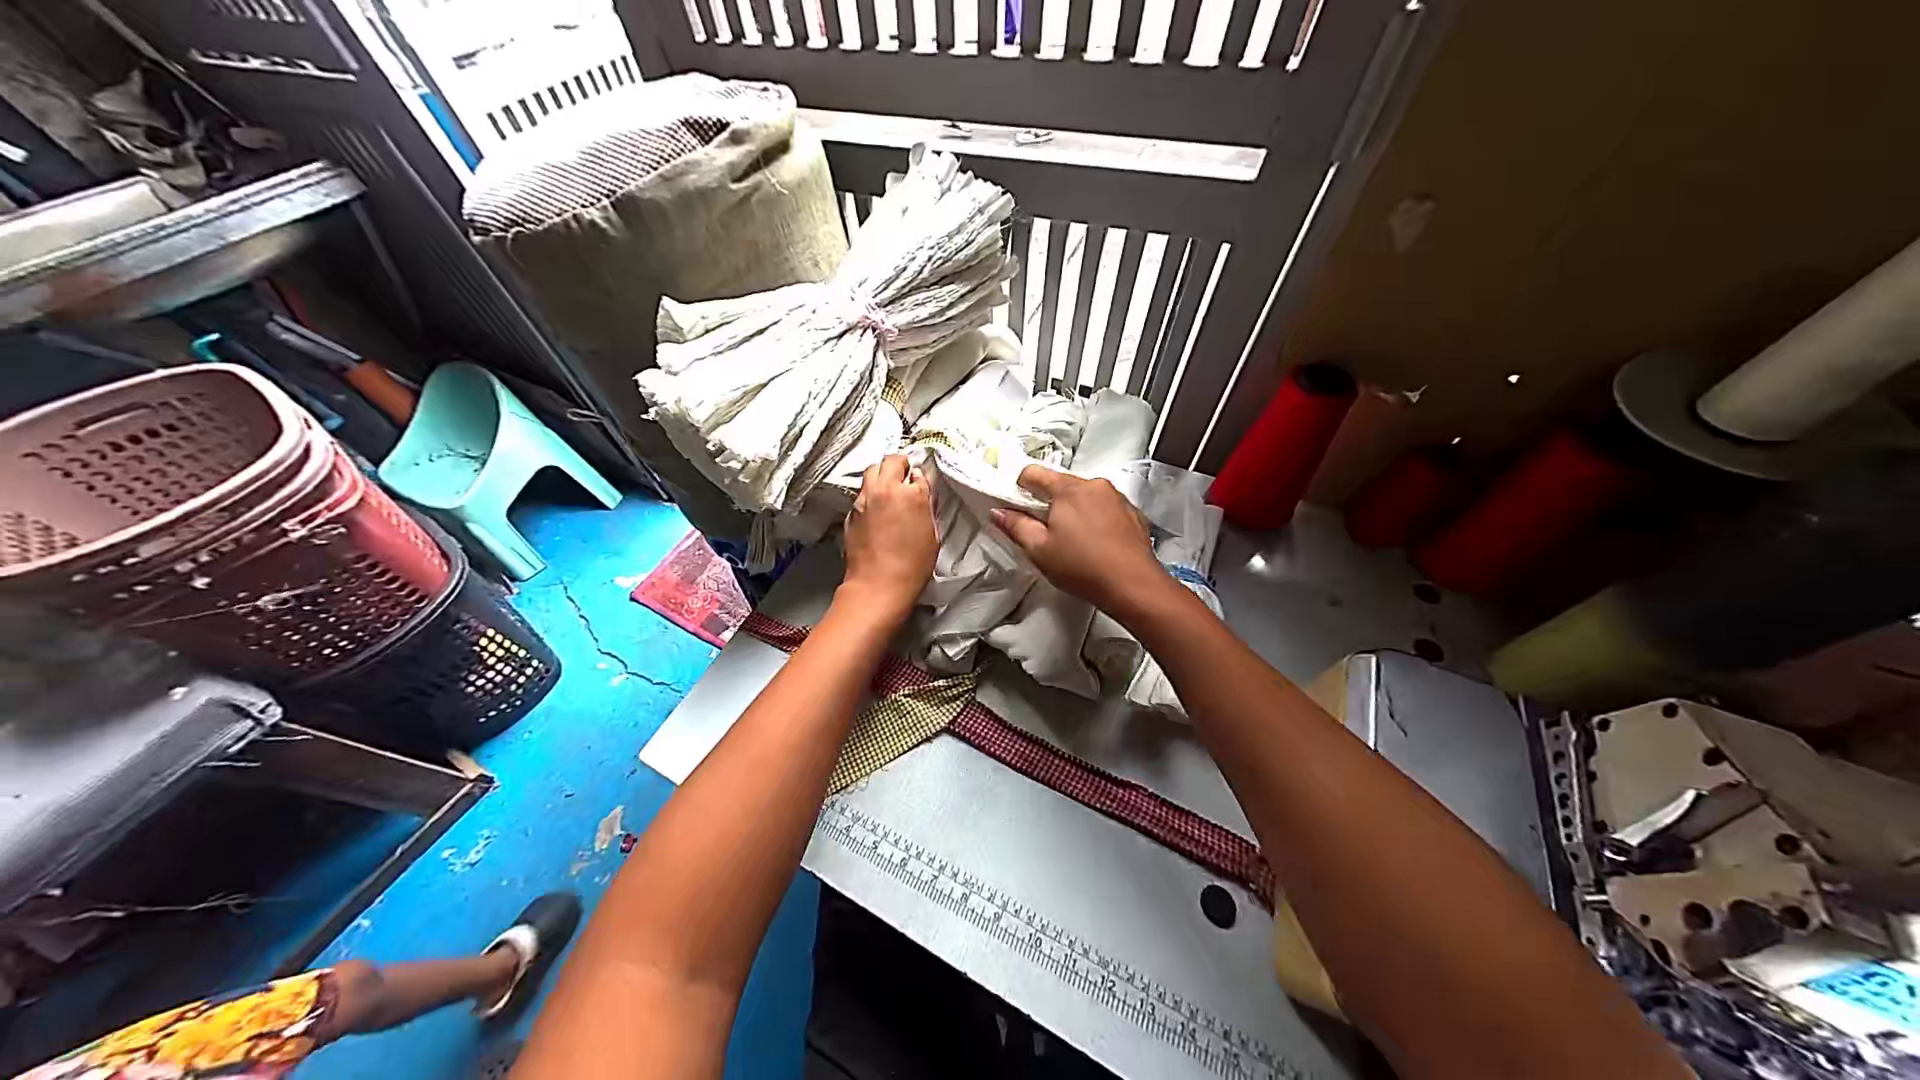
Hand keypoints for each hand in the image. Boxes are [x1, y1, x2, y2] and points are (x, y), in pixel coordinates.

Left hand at [840, 454, 936, 618]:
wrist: (878, 585)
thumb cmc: (910, 566)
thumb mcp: (932, 535)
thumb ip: (925, 508)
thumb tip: (920, 495)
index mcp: (911, 494)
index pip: (918, 474)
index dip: (920, 479)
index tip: (920, 485)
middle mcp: (885, 490)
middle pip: (891, 461)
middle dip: (899, 464)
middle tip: (905, 475)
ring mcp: (865, 500)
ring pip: (871, 471)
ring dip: (881, 474)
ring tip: (888, 488)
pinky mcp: (852, 512)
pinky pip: (861, 493)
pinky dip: (869, 494)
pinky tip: (876, 509)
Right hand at [990, 465, 1170, 615]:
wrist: (1134, 586)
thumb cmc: (1084, 567)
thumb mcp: (1039, 549)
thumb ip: (1015, 525)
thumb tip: (998, 512)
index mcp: (1069, 489)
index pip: (1034, 473)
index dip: (1018, 487)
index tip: (1014, 506)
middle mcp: (1095, 485)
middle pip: (1061, 485)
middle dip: (1048, 504)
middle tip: (1043, 533)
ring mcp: (1117, 498)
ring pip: (1085, 497)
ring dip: (1074, 512)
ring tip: (1071, 543)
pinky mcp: (1133, 514)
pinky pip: (1105, 509)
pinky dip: (1095, 521)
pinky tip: (1094, 545)